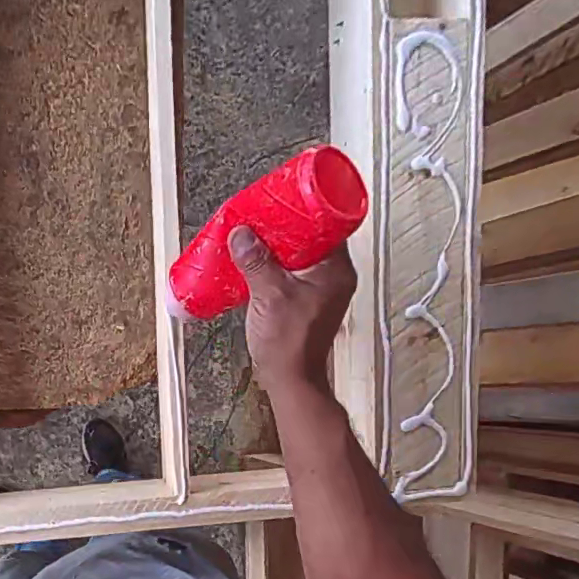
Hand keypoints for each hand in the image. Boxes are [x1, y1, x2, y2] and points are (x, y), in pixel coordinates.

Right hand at [231, 224, 357, 394]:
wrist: (290, 379)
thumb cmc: (289, 343)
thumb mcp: (269, 296)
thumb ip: (256, 263)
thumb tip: (242, 234)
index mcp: (336, 269)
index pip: (328, 224)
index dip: (305, 209)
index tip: (282, 199)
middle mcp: (335, 276)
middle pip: (312, 237)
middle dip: (285, 227)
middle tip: (261, 216)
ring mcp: (321, 290)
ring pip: (300, 256)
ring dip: (278, 247)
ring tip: (254, 238)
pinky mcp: (307, 302)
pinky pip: (292, 272)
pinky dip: (275, 265)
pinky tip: (255, 264)